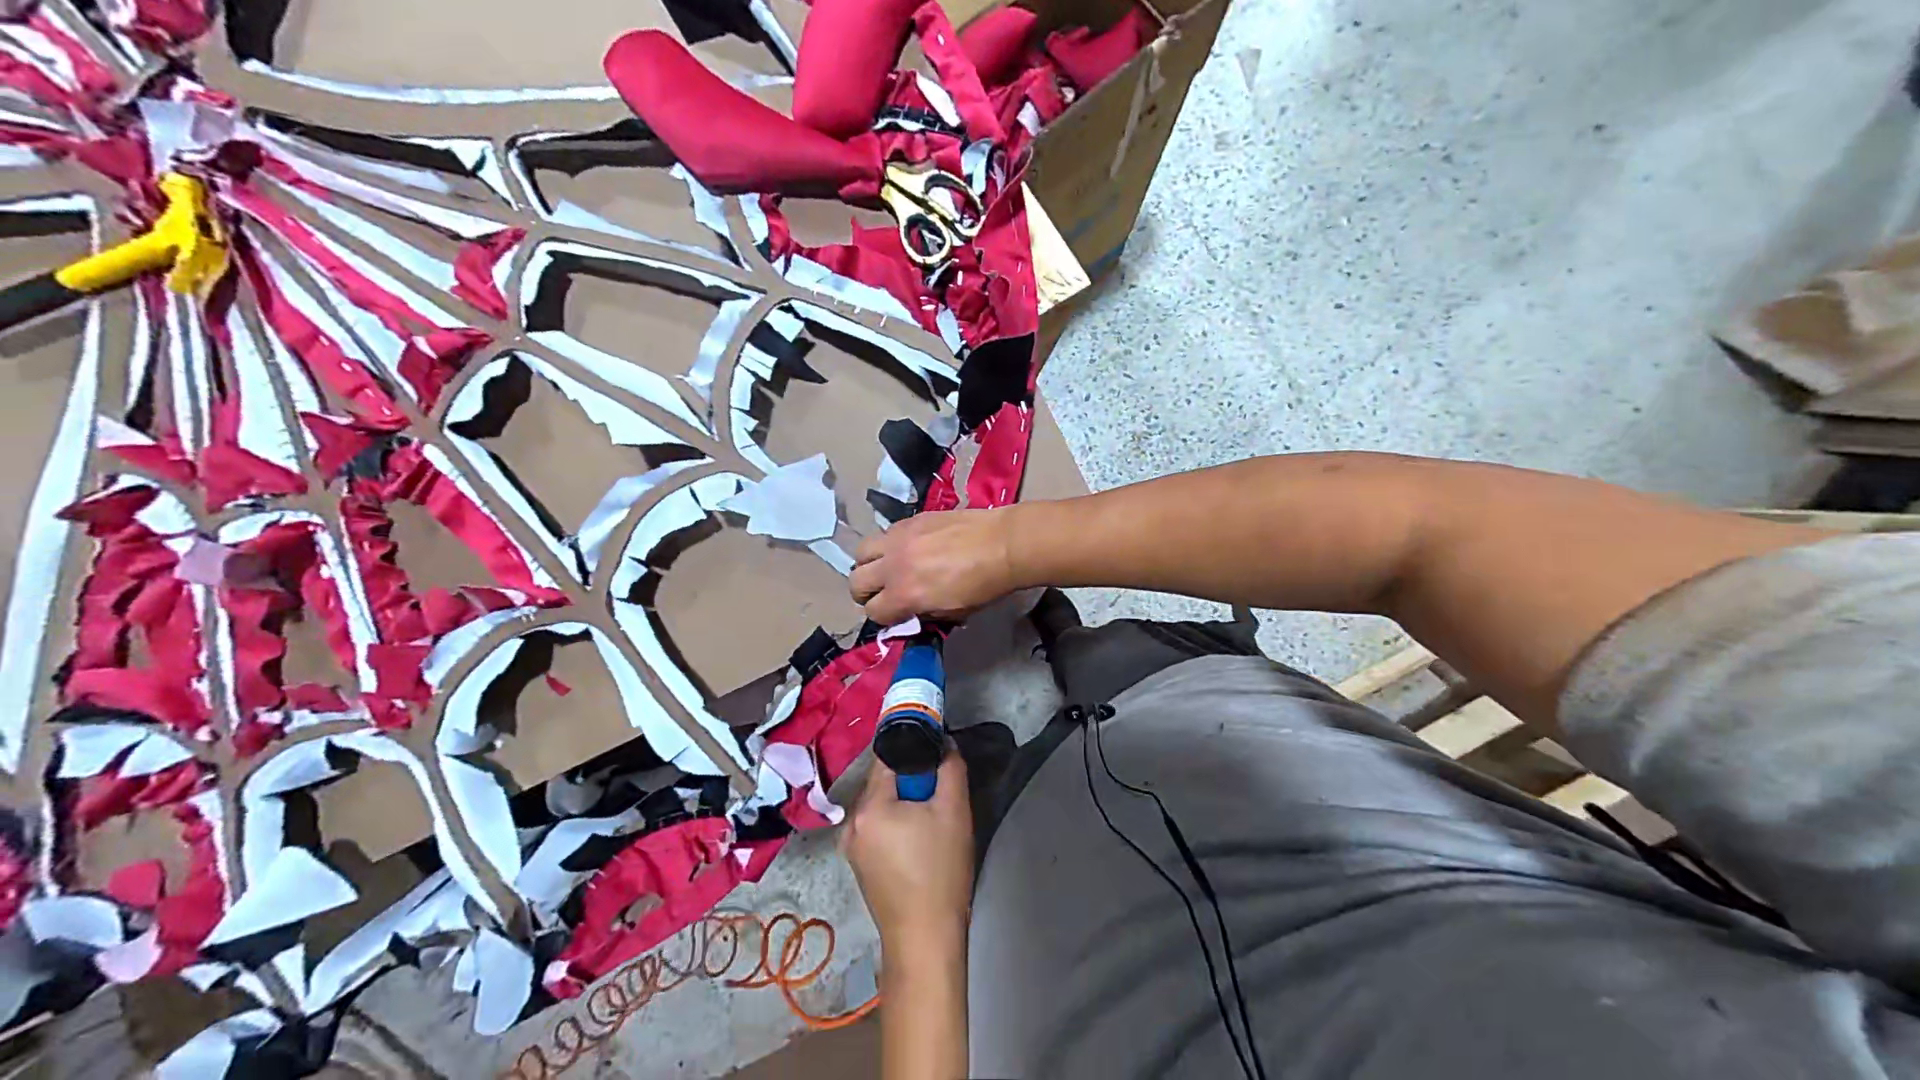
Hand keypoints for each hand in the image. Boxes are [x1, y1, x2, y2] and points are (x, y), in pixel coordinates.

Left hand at [841, 751, 972, 952]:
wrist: (925, 937)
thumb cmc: (941, 871)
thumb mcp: (954, 810)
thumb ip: (949, 767)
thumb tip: (942, 744)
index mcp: (869, 806)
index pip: (887, 758)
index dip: (913, 751)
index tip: (935, 756)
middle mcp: (851, 822)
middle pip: (882, 783)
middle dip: (910, 782)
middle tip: (939, 796)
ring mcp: (850, 847)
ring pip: (880, 806)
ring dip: (903, 804)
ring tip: (931, 822)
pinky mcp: (858, 865)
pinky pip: (876, 829)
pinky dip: (895, 825)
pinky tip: (918, 843)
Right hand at [851, 507, 1021, 624]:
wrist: (1004, 544)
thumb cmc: (985, 585)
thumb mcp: (954, 612)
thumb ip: (924, 614)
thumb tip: (910, 613)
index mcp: (905, 594)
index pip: (873, 611)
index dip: (884, 617)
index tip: (896, 614)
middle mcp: (894, 565)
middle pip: (856, 582)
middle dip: (866, 593)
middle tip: (883, 593)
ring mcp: (899, 538)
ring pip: (861, 552)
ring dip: (870, 564)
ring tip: (887, 567)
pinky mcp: (910, 520)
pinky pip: (884, 534)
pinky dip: (887, 545)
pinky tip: (906, 548)